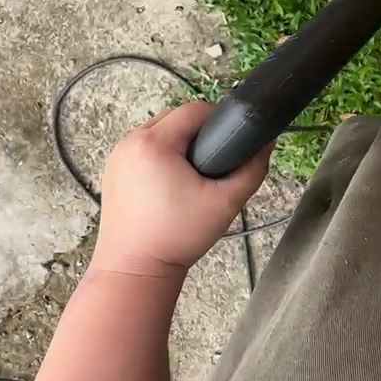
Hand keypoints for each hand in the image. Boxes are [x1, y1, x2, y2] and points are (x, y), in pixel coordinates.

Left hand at [93, 100, 272, 278]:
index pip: (195, 110)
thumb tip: (267, 143)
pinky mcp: (112, 172)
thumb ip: (253, 168)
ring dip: (180, 141)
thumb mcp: (227, 202)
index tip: (232, 143)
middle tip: (217, 159)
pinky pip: (143, 148)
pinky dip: (162, 154)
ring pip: (158, 131)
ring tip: (197, 170)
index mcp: (154, 143)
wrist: (134, 270)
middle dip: (199, 131)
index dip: (220, 120)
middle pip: (175, 117)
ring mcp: (117, 157)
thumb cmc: (178, 235)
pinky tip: (175, 179)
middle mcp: (130, 143)